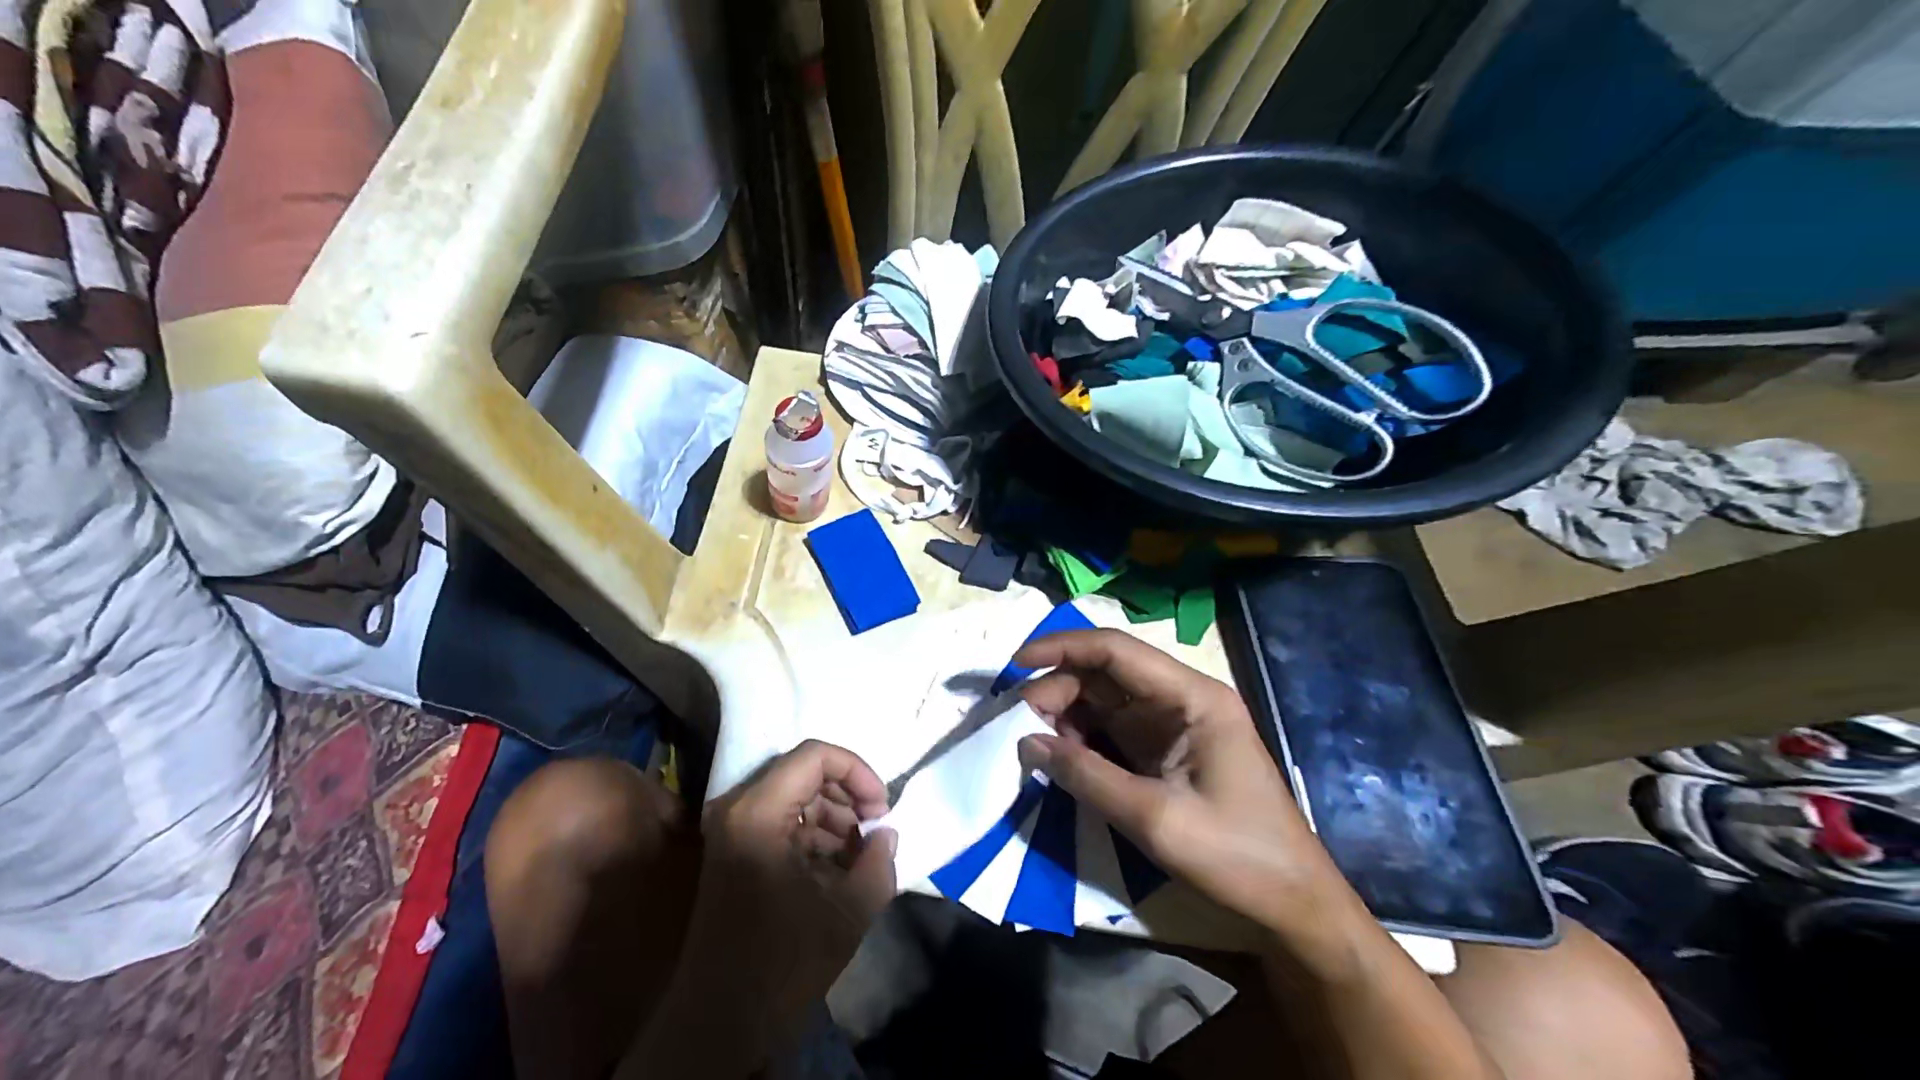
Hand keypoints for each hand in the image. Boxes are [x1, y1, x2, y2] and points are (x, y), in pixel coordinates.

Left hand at [682, 741, 896, 1039]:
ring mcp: (730, 830)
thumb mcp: (848, 913)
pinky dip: (813, 837)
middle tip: (875, 833)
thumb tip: (885, 833)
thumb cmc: (782, 964)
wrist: (716, 1024)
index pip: (815, 755)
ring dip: (833, 818)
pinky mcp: (732, 852)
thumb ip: (879, 861)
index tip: (882, 810)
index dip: (857, 771)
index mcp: (758, 813)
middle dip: (847, 797)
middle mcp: (737, 809)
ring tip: (860, 857)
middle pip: (804, 773)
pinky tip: (836, 871)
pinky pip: (780, 823)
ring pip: (794, 797)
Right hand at [1014, 629, 1355, 936]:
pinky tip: (1059, 759)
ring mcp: (1171, 725)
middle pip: (1104, 674)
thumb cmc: (1236, 855)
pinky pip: (1110, 731)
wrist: (1293, 904)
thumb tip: (1025, 742)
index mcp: (1191, 697)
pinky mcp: (1163, 752)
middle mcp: (1179, 699)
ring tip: (1032, 744)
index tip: (1016, 663)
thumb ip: (1086, 776)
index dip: (1062, 648)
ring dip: (1064, 716)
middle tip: (1018, 725)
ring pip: (1103, 701)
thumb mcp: (1155, 818)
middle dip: (1057, 690)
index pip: (1116, 650)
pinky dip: (1080, 740)